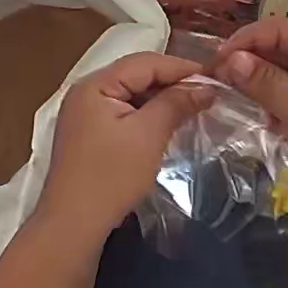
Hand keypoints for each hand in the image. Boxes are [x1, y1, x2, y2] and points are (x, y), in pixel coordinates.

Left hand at [34, 52, 213, 237]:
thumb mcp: (149, 135)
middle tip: (208, 92)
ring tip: (194, 105)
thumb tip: (206, 87)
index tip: (214, 77)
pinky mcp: (90, 134)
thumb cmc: (111, 176)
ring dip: (163, 98)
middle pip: (137, 75)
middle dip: (173, 82)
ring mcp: (86, 114)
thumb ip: (176, 103)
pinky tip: (169, 122)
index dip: (181, 67)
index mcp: (95, 85)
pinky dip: (149, 113)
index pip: (145, 62)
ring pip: (133, 94)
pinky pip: (125, 112)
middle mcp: (87, 92)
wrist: (73, 225)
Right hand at [212, 18, 287, 203]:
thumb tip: (230, 59)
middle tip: (217, 79)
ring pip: (283, 73)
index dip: (247, 40)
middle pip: (282, 49)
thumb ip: (264, 81)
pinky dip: (271, 100)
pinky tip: (257, 113)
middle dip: (250, 61)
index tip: (217, 61)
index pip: (282, 30)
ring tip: (230, 94)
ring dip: (258, 81)